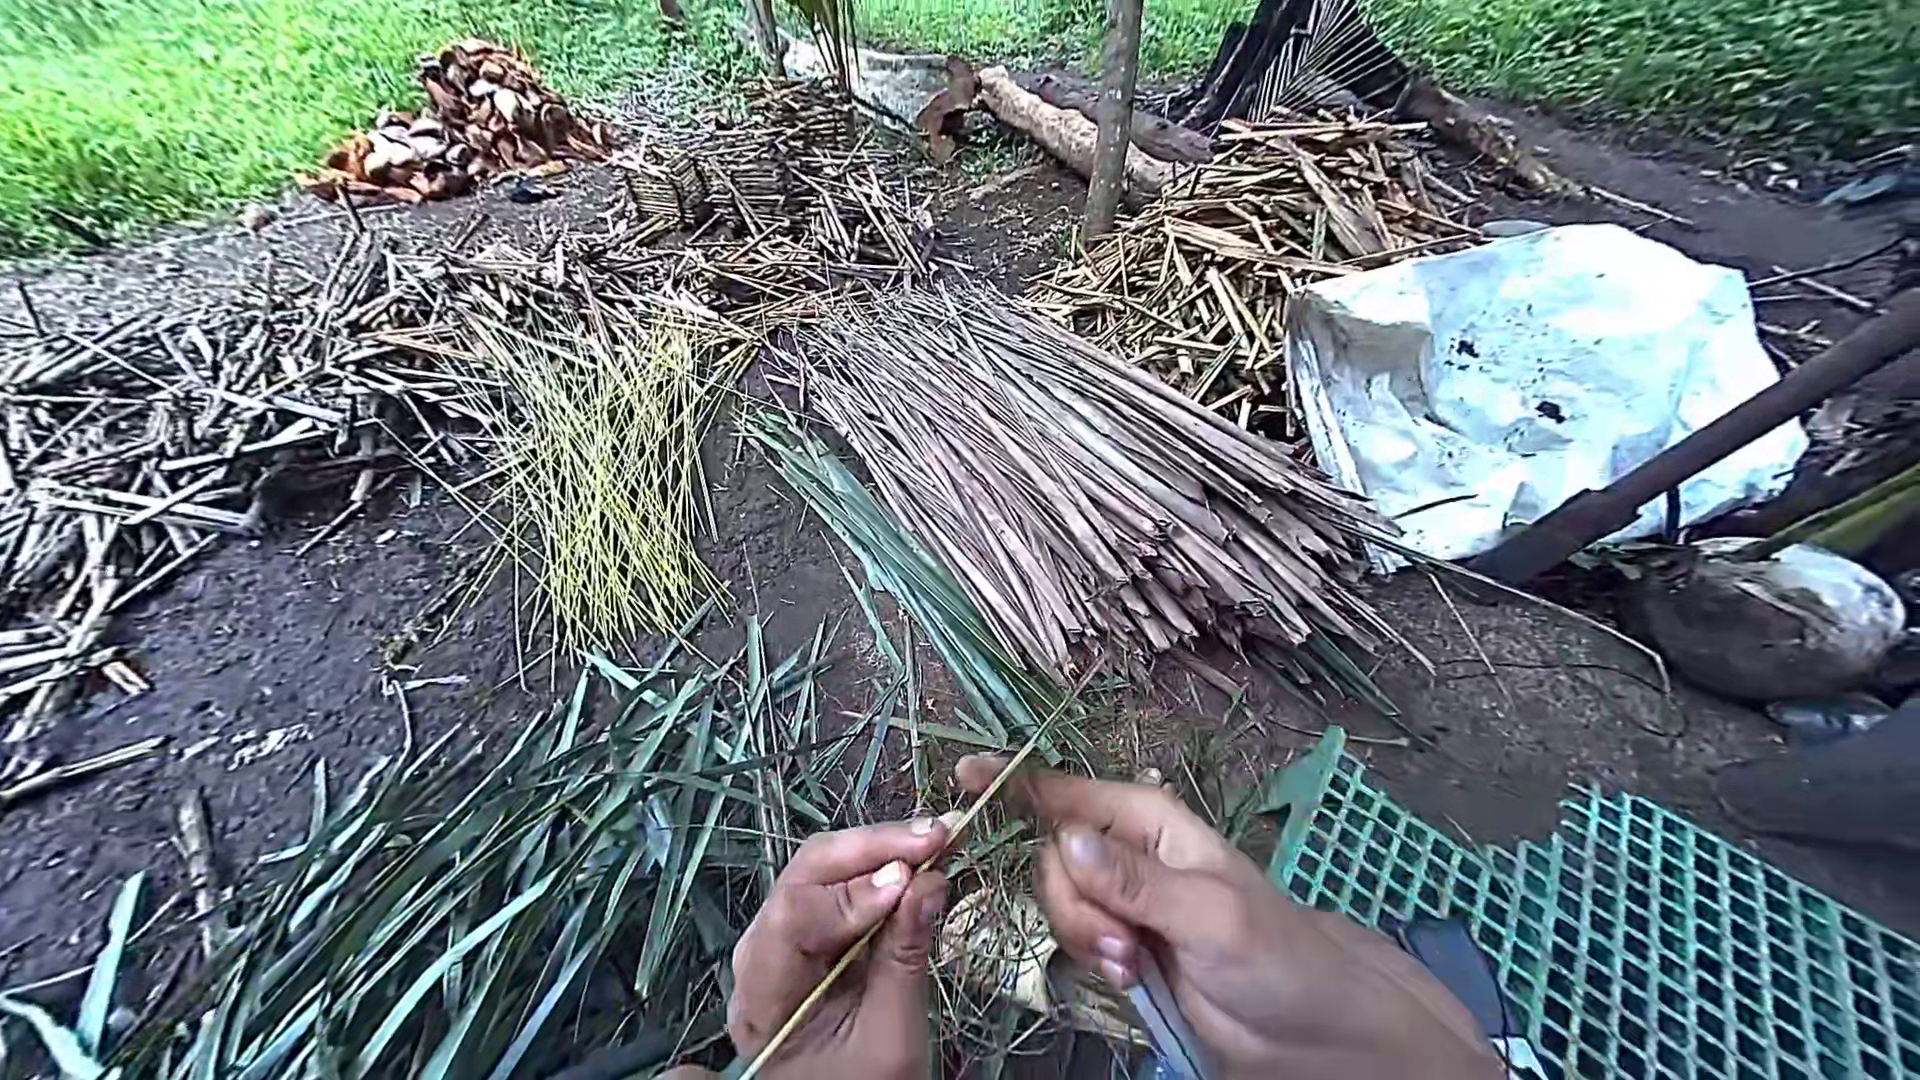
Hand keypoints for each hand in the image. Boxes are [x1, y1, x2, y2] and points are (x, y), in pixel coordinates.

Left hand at [727, 818, 952, 1079]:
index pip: (795, 913)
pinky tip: (918, 855)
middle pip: (809, 872)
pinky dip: (883, 864)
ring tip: (935, 839)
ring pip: (826, 867)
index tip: (910, 877)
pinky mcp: (813, 924)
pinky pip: (842, 880)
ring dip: (883, 849)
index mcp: (763, 993)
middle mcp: (762, 949)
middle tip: (935, 835)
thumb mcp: (891, 1036)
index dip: (853, 889)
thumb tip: (929, 878)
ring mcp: (784, 932)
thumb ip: (905, 954)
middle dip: (874, 848)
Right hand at [957, 756, 1500, 1079]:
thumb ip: (1136, 881)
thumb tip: (1066, 843)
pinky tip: (1132, 975)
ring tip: (1134, 964)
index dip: (1014, 779)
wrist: (1305, 1027)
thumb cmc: (1273, 952)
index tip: (966, 774)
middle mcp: (1122, 846)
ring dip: (1086, 935)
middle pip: (1053, 855)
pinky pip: (1073, 933)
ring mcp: (1117, 893)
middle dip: (1076, 903)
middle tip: (1123, 944)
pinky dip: (1091, 955)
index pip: (1067, 789)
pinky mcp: (1115, 935)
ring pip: (1058, 897)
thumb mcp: (1211, 914)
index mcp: (1144, 818)